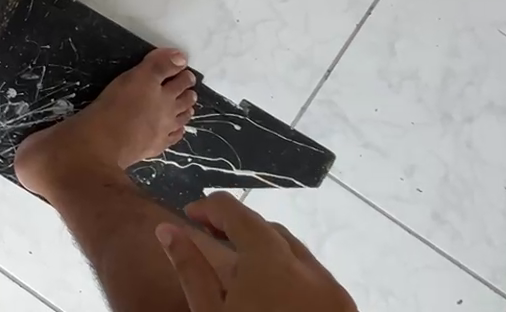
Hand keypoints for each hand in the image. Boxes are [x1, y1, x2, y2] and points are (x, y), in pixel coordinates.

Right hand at [158, 192, 356, 311]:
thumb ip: (190, 266)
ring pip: (295, 254)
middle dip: (237, 227)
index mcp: (273, 263)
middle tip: (208, 239)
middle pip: (268, 228)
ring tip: (239, 272)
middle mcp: (313, 272)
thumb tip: (167, 230)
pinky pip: (315, 280)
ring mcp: (338, 298)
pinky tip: (269, 298)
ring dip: (264, 250)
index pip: (237, 212)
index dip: (208, 207)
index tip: (188, 218)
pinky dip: (288, 274)